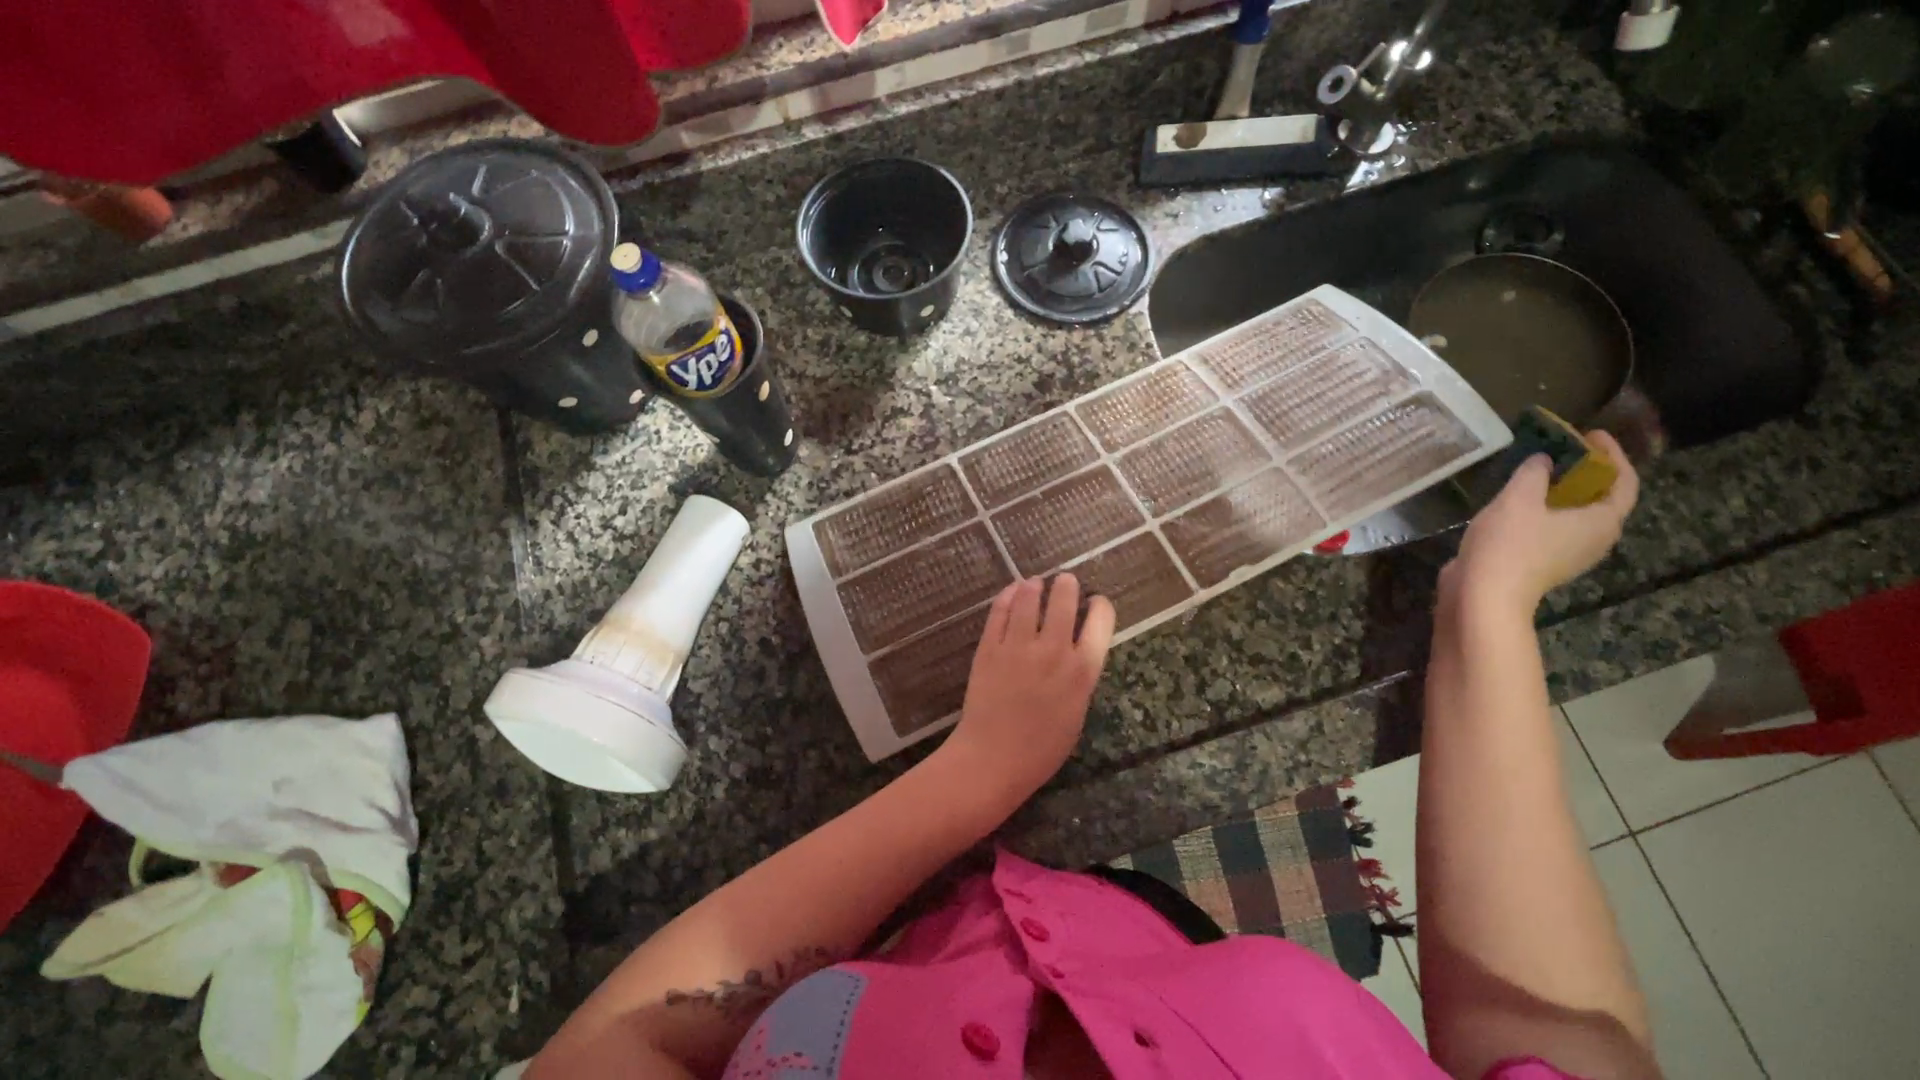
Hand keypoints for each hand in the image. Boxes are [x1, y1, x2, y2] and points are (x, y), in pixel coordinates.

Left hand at [942, 574, 1116, 799]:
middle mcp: (1053, 650)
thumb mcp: (1076, 712)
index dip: (1100, 605)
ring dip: (1034, 586)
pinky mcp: (989, 647)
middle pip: (1064, 600)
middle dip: (1067, 585)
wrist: (993, 757)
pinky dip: (1007, 597)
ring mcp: (1018, 646)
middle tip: (1065, 581)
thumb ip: (1078, 678)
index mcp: (1083, 670)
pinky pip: (999, 612)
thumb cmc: (1042, 748)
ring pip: (1028, 598)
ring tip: (1034, 584)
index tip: (1096, 602)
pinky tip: (1010, 593)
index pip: (1101, 620)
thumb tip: (1076, 652)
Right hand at [1443, 431, 1640, 614]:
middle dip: (1588, 472)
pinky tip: (1521, 501)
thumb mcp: (1519, 497)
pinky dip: (1548, 510)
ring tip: (1540, 472)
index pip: (1625, 481)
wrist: (1484, 596)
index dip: (1612, 455)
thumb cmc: (1510, 544)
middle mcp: (1596, 539)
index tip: (1590, 434)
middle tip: (1563, 451)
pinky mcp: (1545, 564)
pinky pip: (1557, 529)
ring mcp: (1571, 555)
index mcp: (1602, 521)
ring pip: (1579, 515)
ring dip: (1565, 492)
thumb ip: (1535, 471)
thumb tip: (1544, 461)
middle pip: (1604, 499)